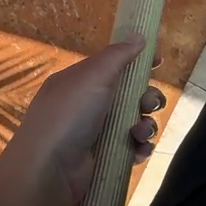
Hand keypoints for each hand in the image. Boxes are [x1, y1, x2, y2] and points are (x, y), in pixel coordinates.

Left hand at [0, 37, 163, 205]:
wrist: (47, 170)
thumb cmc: (68, 116)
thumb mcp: (93, 76)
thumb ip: (118, 55)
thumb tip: (139, 36)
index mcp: (79, 83)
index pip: (113, 66)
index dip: (137, 63)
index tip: (159, 62)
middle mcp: (86, 106)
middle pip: (131, 94)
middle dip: (147, 98)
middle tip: (148, 105)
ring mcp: (94, 133)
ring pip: (136, 121)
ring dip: (146, 125)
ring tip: (139, 133)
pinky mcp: (103, 156)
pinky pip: (132, 146)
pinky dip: (139, 147)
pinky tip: (137, 151)